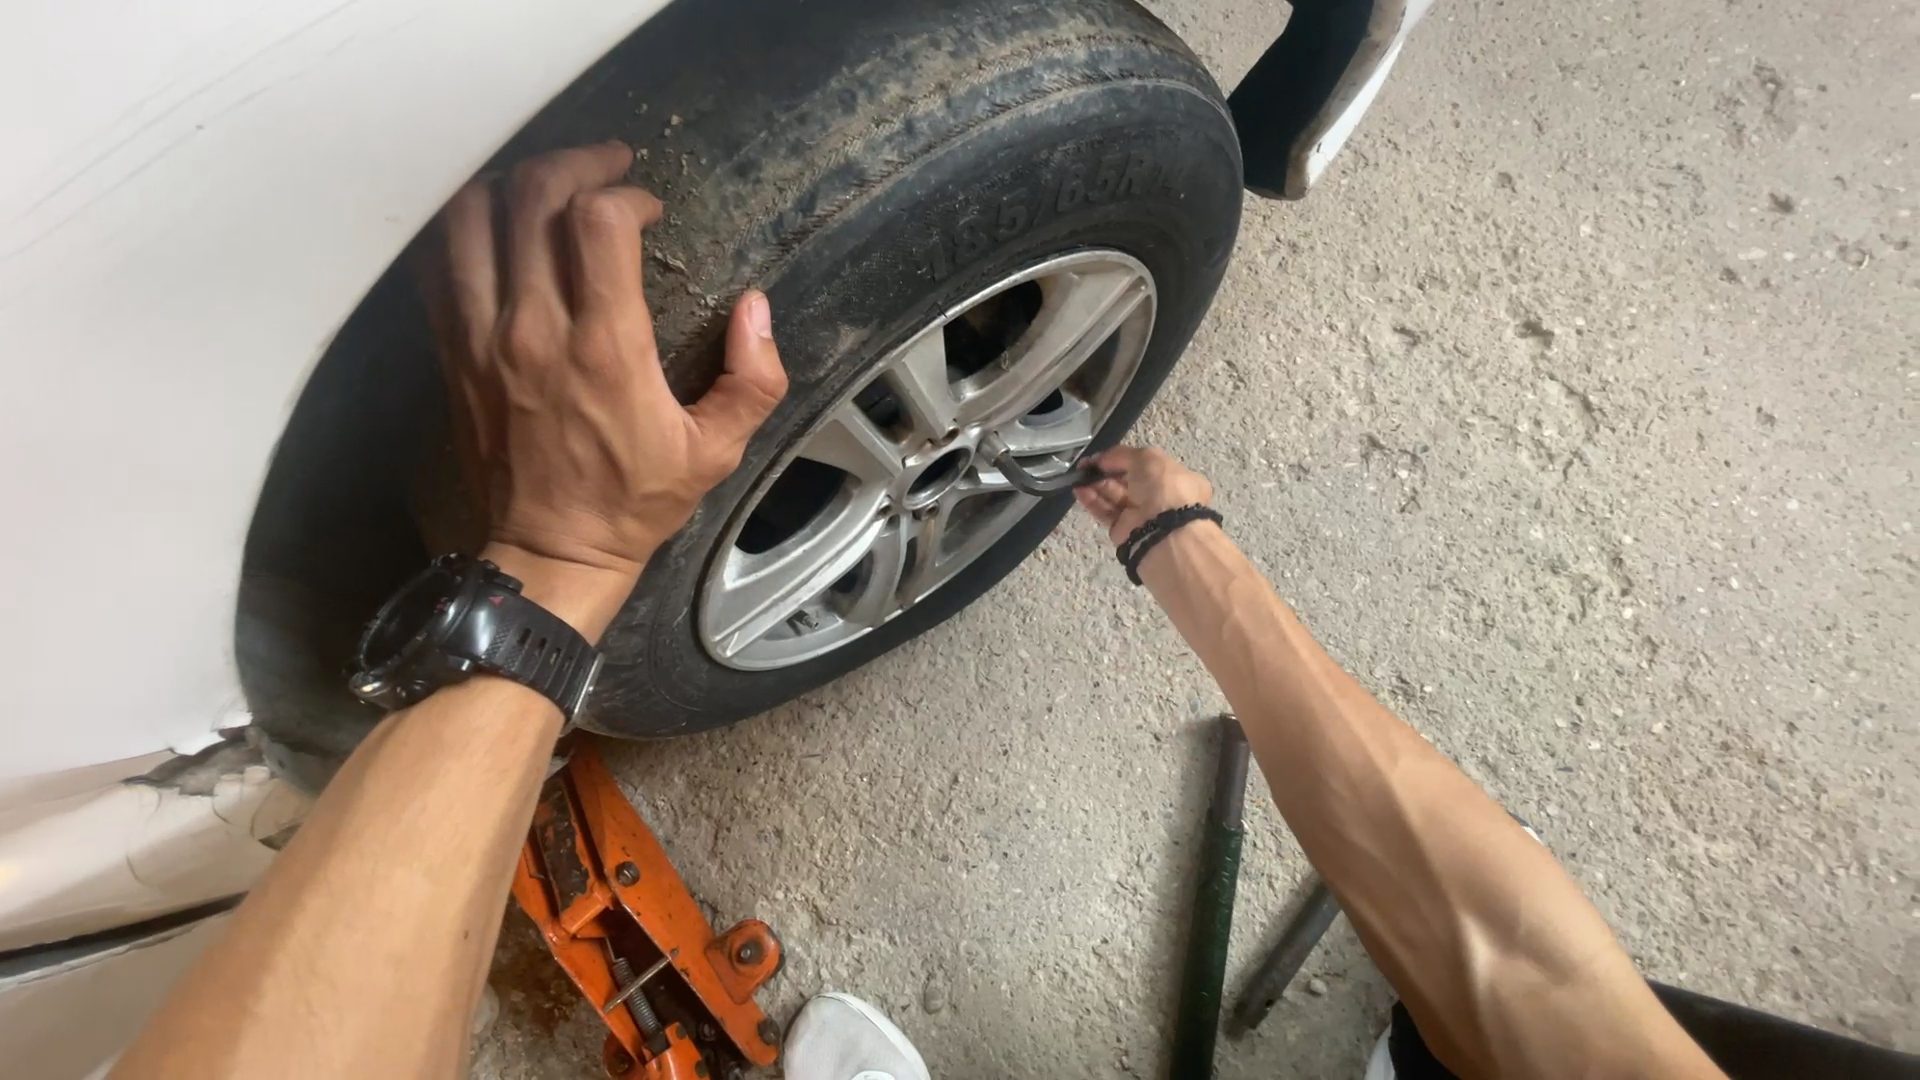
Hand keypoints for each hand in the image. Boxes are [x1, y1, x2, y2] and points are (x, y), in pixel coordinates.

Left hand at [422, 142, 788, 632]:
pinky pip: (441, 261)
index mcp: (605, 350)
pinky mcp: (452, 353)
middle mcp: (533, 329)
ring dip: (514, 184)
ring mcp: (481, 338)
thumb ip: (754, 380)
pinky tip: (499, 226)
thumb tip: (757, 310)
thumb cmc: (638, 501)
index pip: (597, 225)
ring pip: (473, 218)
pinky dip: (468, 226)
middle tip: (606, 167)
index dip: (626, 196)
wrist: (553, 551)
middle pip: (530, 201)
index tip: (650, 209)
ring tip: (551, 185)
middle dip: (573, 165)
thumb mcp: (718, 452)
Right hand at [1073, 446, 1212, 545]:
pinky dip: (1091, 500)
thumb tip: (1101, 459)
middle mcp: (1157, 495)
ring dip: (1094, 484)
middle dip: (1105, 471)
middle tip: (1086, 466)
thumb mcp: (1147, 458)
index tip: (1102, 456)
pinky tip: (1078, 490)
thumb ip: (1121, 454)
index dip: (1122, 459)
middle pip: (1125, 480)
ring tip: (1078, 477)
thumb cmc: (1162, 487)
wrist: (1164, 530)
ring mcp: (1139, 513)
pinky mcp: (1123, 529)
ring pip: (1113, 495)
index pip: (1143, 465)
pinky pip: (1105, 512)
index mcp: (1171, 476)